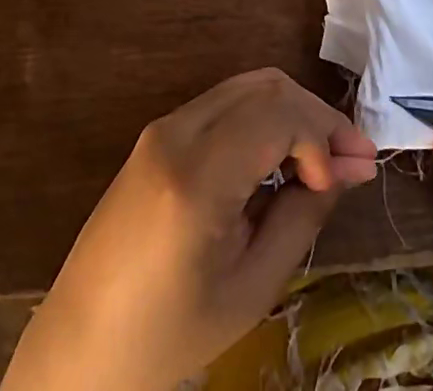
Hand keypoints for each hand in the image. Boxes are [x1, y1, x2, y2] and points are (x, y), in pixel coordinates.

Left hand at [3, 69, 377, 390]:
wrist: (79, 346)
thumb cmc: (169, 332)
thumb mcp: (253, 286)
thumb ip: (305, 214)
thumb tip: (353, 166)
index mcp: (194, 179)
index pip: (278, 114)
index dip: (322, 137)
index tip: (338, 183)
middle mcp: (174, 135)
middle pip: (268, 87)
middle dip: (317, 117)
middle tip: (350, 162)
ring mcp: (161, 129)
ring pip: (250, 86)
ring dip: (294, 113)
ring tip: (320, 161)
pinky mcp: (157, 135)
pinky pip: (227, 103)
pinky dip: (266, 117)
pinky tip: (280, 157)